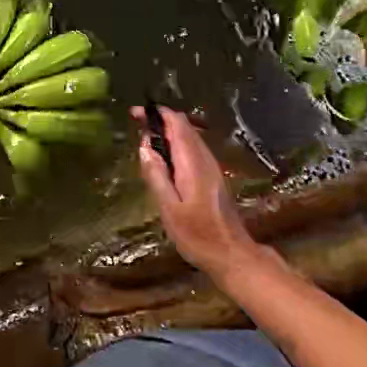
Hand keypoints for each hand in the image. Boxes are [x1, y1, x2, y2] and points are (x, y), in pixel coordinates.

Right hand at [132, 106, 270, 281]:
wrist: (231, 252)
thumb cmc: (198, 235)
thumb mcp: (169, 209)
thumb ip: (157, 176)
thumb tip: (145, 146)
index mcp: (193, 162)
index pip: (177, 124)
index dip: (157, 114)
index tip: (135, 114)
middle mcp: (204, 158)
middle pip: (184, 126)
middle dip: (160, 121)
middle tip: (136, 125)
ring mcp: (211, 166)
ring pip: (189, 137)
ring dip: (168, 132)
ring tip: (145, 142)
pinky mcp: (212, 176)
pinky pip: (193, 150)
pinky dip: (176, 145)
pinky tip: (164, 161)